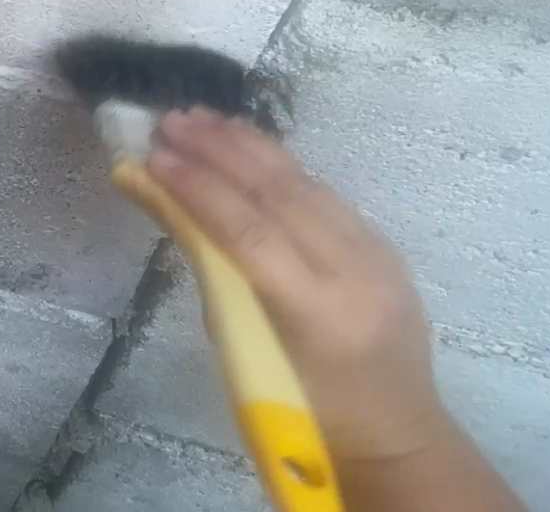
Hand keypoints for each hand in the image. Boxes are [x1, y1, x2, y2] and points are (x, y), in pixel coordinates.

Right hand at [147, 109, 453, 465]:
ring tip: (198, 117)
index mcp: (317, 313)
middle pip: (279, 194)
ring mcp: (378, 256)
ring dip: (244, 144)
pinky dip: (273, 160)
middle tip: (169, 121)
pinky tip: (241, 140)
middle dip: (218, 151)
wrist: (395, 433)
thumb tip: (158, 196)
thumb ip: (206, 261)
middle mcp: (356, 275)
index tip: (153, 156)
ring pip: (303, 182)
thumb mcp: (239, 338)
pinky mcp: (382, 244)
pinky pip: (320, 189)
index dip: (197, 188)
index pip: (250, 232)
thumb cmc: (297, 399)